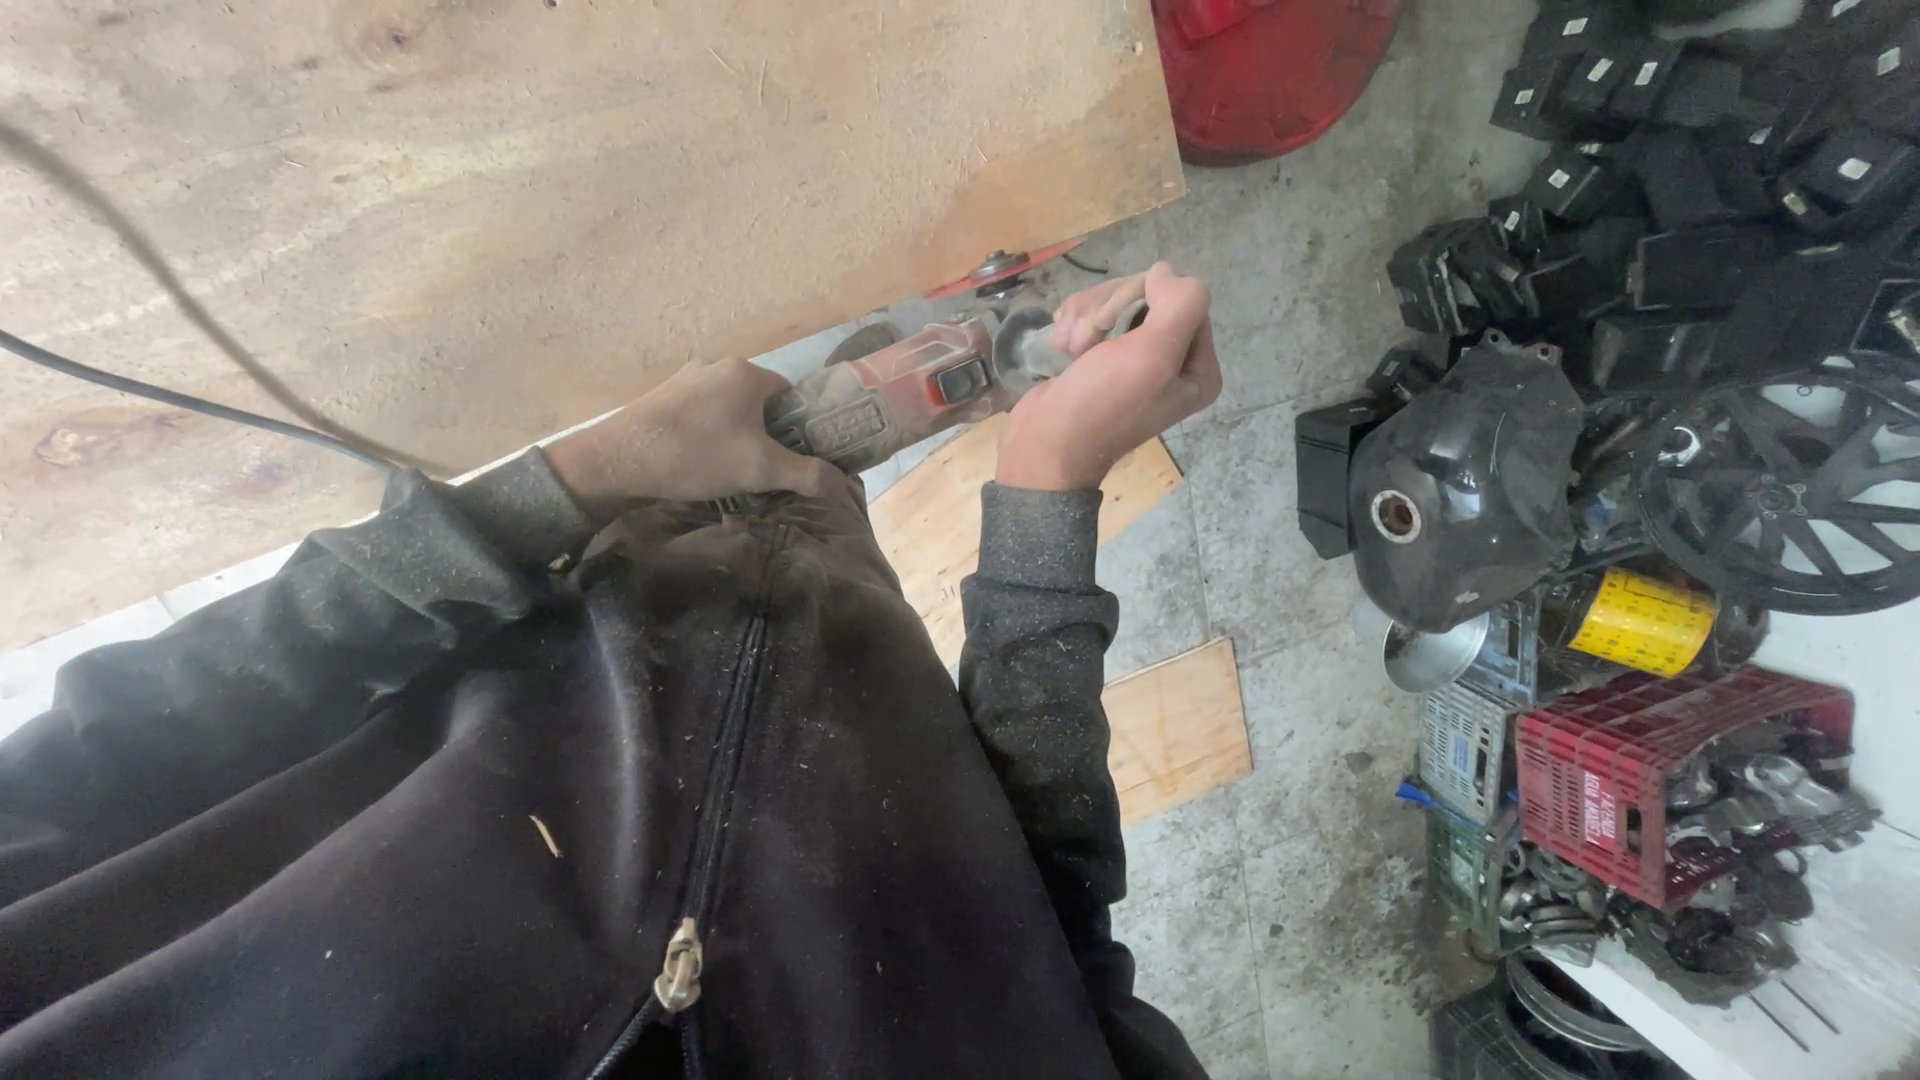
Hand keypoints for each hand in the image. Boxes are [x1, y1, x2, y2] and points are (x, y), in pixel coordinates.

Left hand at [543, 357, 843, 512]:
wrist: (616, 461)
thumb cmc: (697, 455)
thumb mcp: (761, 470)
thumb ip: (808, 475)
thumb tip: (845, 484)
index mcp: (746, 373)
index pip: (792, 395)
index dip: (801, 428)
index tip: (799, 458)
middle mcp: (716, 367)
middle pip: (760, 409)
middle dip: (767, 446)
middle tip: (767, 480)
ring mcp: (685, 382)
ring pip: (729, 419)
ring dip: (738, 452)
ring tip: (734, 487)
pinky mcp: (661, 401)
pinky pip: (701, 424)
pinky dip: (710, 448)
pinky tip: (703, 477)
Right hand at [996, 263, 1220, 491]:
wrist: (1046, 442)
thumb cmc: (1103, 403)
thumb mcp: (1154, 354)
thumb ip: (1180, 304)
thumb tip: (1165, 271)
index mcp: (1198, 371)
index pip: (1185, 302)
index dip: (1147, 298)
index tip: (1112, 320)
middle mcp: (1172, 365)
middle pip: (1149, 299)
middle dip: (1109, 309)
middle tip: (1085, 338)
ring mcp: (1134, 363)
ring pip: (1117, 304)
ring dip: (1086, 318)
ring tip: (1070, 347)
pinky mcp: (1100, 360)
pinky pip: (1094, 319)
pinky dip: (1074, 326)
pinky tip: (1062, 346)